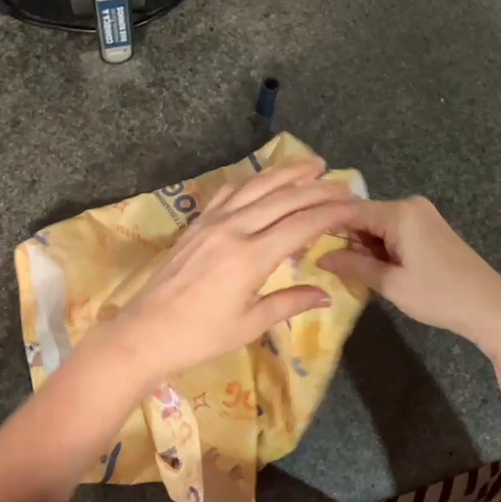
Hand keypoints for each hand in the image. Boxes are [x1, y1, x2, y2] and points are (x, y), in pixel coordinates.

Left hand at [93, 158, 356, 390]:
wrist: (146, 332)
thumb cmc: (201, 337)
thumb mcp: (250, 325)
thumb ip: (289, 303)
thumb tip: (325, 294)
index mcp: (252, 256)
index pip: (302, 224)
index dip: (331, 213)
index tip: (353, 206)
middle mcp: (235, 228)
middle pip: (284, 198)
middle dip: (317, 189)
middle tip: (343, 183)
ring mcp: (213, 221)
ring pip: (257, 186)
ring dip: (287, 173)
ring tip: (312, 164)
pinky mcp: (198, 222)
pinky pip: (230, 191)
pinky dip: (253, 180)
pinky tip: (265, 179)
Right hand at [318, 196, 500, 351]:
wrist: (492, 307)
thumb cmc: (440, 295)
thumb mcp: (392, 284)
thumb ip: (354, 266)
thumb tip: (320, 257)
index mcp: (400, 212)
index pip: (350, 210)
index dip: (324, 224)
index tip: (300, 239)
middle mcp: (410, 205)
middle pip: (363, 216)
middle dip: (343, 238)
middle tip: (317, 260)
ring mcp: (422, 215)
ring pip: (377, 225)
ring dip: (362, 245)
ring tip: (340, 268)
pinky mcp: (429, 228)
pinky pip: (393, 231)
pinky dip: (380, 247)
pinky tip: (371, 267)